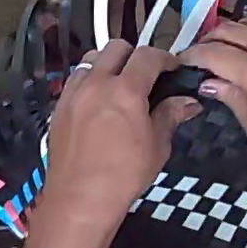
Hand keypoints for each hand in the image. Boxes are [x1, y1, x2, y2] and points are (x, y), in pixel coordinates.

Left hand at [39, 41, 200, 234]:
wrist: (80, 199)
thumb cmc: (123, 176)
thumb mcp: (157, 147)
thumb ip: (170, 116)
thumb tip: (187, 102)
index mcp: (125, 91)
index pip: (148, 56)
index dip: (165, 59)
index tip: (172, 69)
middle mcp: (96, 84)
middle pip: (116, 48)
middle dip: (135, 56)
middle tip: (146, 76)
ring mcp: (73, 94)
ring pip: (91, 60)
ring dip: (108, 65)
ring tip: (119, 86)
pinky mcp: (59, 107)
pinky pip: (75, 80)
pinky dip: (89, 81)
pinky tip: (97, 102)